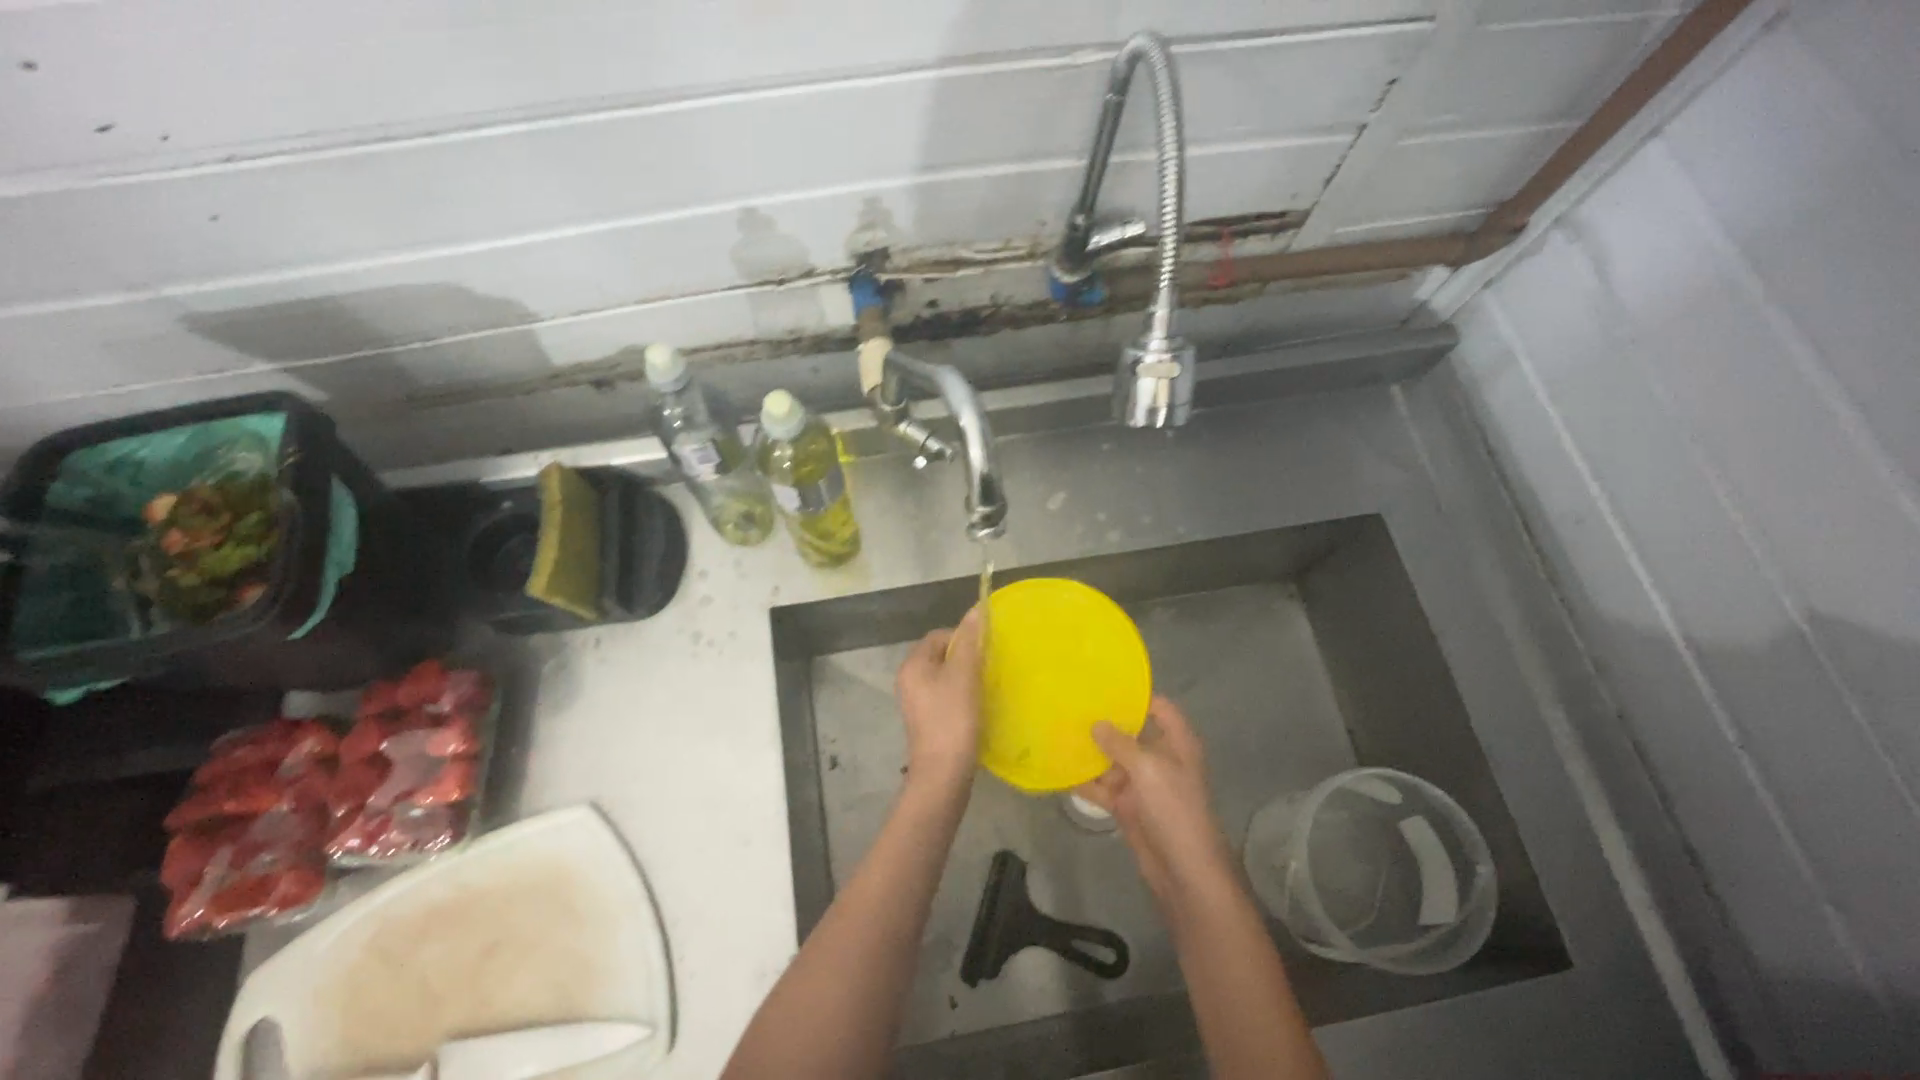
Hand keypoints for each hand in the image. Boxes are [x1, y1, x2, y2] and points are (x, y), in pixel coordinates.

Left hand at [894, 606, 985, 789]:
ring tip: (987, 688)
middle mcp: (909, 680)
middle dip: (967, 658)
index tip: (986, 651)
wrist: (942, 774)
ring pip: (946, 677)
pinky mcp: (927, 721)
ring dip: (967, 678)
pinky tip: (979, 708)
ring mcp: (916, 702)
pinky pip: (946, 697)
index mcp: (913, 664)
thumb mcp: (964, 675)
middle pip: (942, 655)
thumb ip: (970, 641)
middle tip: (990, 669)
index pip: (939, 635)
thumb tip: (976, 610)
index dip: (964, 637)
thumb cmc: (953, 719)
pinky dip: (963, 697)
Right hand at [1077, 696, 1234, 904]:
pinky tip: (1057, 768)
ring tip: (1056, 730)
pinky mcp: (1126, 806)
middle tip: (1069, 703)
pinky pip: (1101, 787)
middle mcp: (1159, 759)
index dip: (1136, 695)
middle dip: (1104, 721)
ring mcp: (1142, 784)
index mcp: (1176, 743)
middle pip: (1131, 732)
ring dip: (1089, 750)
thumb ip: (1121, 743)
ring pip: (1111, 760)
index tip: (1103, 683)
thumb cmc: (1175, 810)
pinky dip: (1083, 780)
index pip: (1159, 708)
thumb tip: (1096, 723)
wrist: (1184, 870)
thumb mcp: (1149, 769)